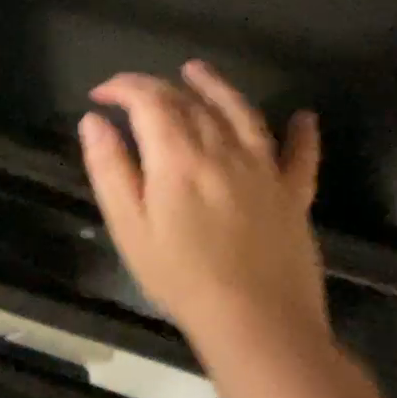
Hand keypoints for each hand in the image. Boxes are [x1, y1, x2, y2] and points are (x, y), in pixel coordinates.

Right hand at [79, 61, 324, 343]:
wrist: (259, 326)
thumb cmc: (179, 273)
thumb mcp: (126, 222)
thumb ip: (108, 166)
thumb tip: (94, 121)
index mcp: (178, 160)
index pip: (149, 101)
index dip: (121, 87)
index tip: (99, 95)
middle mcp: (224, 155)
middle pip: (191, 103)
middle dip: (156, 86)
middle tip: (129, 89)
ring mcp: (264, 175)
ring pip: (242, 116)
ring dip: (218, 88)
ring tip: (197, 71)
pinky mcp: (293, 198)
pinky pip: (300, 158)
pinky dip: (303, 134)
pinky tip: (303, 117)